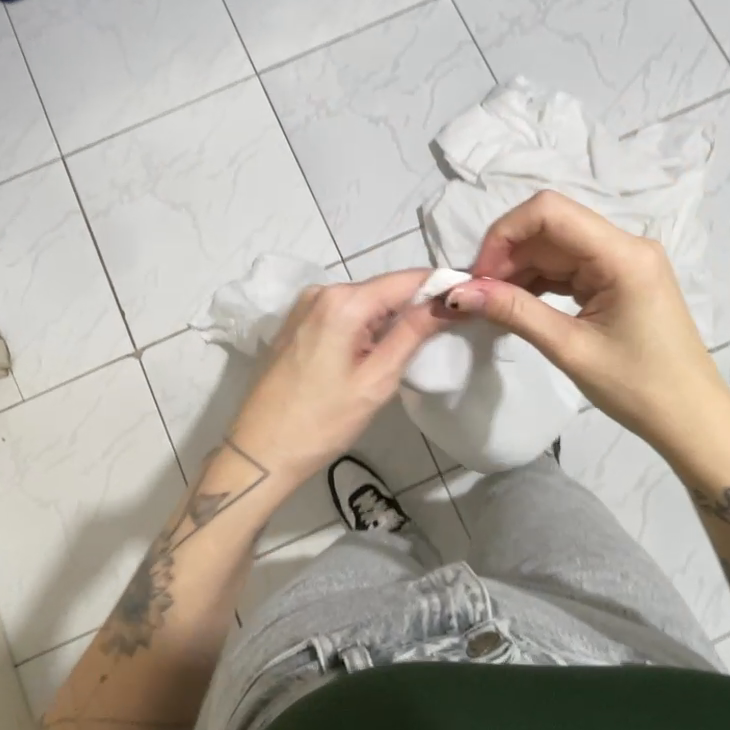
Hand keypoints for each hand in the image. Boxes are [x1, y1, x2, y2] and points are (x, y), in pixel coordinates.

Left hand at [229, 270, 447, 484]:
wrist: (259, 450)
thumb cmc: (322, 421)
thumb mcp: (376, 379)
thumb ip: (413, 334)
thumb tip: (448, 300)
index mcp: (343, 301)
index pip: (407, 279)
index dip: (441, 287)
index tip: (469, 301)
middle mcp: (321, 292)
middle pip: (383, 289)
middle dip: (415, 306)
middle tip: (448, 331)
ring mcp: (304, 306)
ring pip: (363, 303)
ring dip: (388, 319)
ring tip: (414, 347)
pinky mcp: (295, 323)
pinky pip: (341, 314)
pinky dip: (363, 326)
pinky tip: (373, 353)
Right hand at [441, 190, 729, 447]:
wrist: (692, 422)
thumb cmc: (639, 388)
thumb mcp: (570, 349)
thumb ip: (514, 312)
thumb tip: (457, 294)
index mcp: (623, 254)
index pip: (549, 211)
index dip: (504, 234)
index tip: (477, 275)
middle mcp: (625, 246)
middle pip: (549, 227)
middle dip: (505, 255)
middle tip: (473, 296)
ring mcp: (622, 262)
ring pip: (553, 247)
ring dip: (516, 270)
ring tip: (487, 304)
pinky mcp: (616, 280)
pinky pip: (566, 267)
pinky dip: (535, 282)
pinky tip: (512, 305)